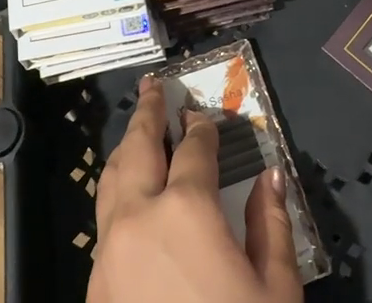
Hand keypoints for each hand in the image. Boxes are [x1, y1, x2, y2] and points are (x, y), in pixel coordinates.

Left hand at [88, 74, 302, 302]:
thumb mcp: (275, 289)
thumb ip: (272, 223)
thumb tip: (270, 174)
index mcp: (186, 210)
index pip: (195, 151)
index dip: (203, 128)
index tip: (205, 113)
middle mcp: (138, 216)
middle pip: (139, 148)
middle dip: (149, 113)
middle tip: (154, 88)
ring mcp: (109, 249)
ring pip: (111, 180)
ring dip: (126, 147)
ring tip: (138, 128)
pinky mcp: (95, 283)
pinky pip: (105, 221)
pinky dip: (117, 193)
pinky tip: (130, 196)